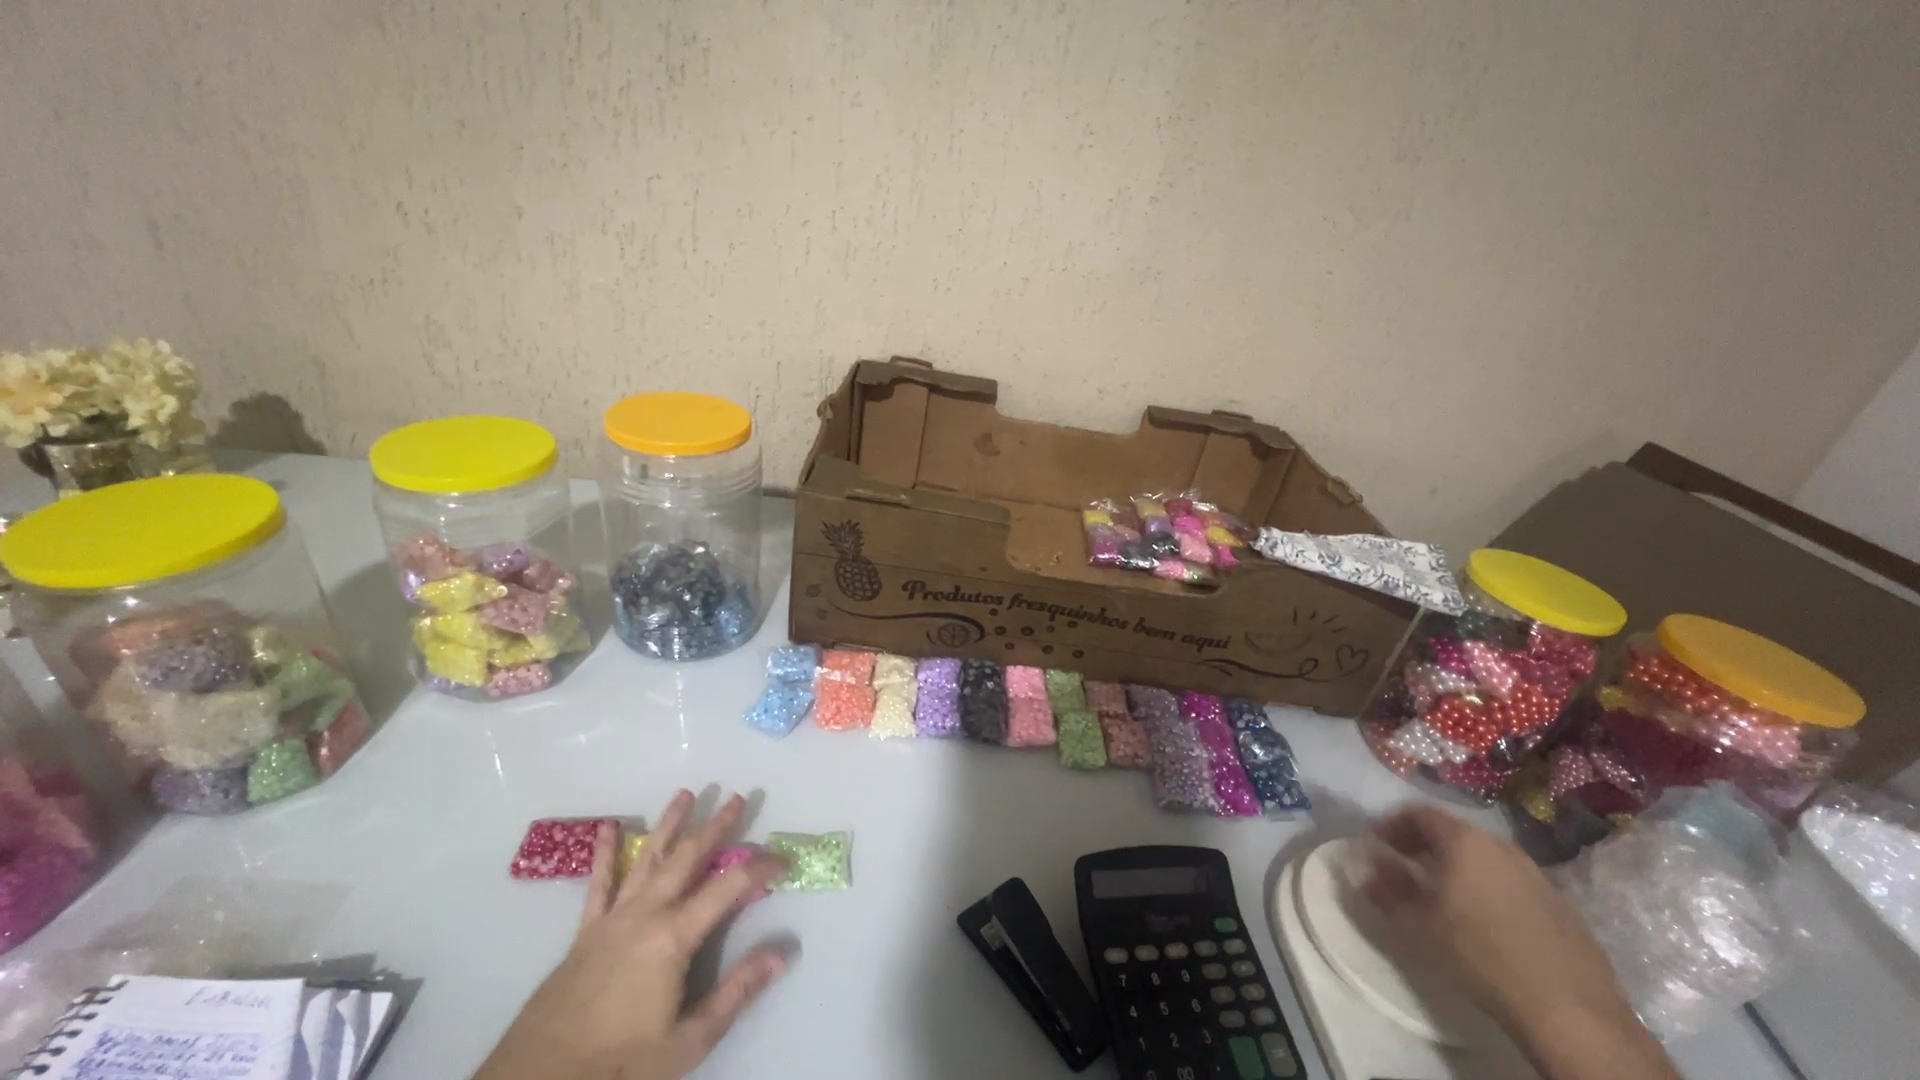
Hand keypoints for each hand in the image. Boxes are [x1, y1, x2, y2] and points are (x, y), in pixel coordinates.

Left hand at [474, 791, 789, 1079]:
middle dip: (716, 827)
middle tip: (738, 799)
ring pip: (646, 859)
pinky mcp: (585, 931)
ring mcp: (612, 918)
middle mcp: (644, 914)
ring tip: (685, 794)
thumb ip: (738, 991)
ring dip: (668, 825)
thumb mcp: (691, 1037)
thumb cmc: (623, 1060)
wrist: (543, 1075)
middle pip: (687, 858)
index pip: (728, 888)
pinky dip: (606, 853)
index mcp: (674, 937)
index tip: (784, 860)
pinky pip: (599, 883)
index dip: (760, 869)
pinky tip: (608, 827)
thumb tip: (782, 952)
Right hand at [1358, 805, 1677, 1079]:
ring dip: (1457, 866)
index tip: (1376, 842)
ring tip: (1440, 893)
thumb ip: (1386, 889)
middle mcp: (1501, 846)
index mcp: (1463, 841)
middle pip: (1453, 832)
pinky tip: (1482, 919)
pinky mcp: (1558, 903)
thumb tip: (1365, 868)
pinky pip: (1509, 880)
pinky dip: (1486, 886)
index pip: (1419, 813)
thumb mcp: (1417, 923)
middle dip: (1422, 844)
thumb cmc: (1478, 953)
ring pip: (1484, 856)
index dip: (1392, 824)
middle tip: (1402, 865)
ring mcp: (1535, 873)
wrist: (1566, 1005)